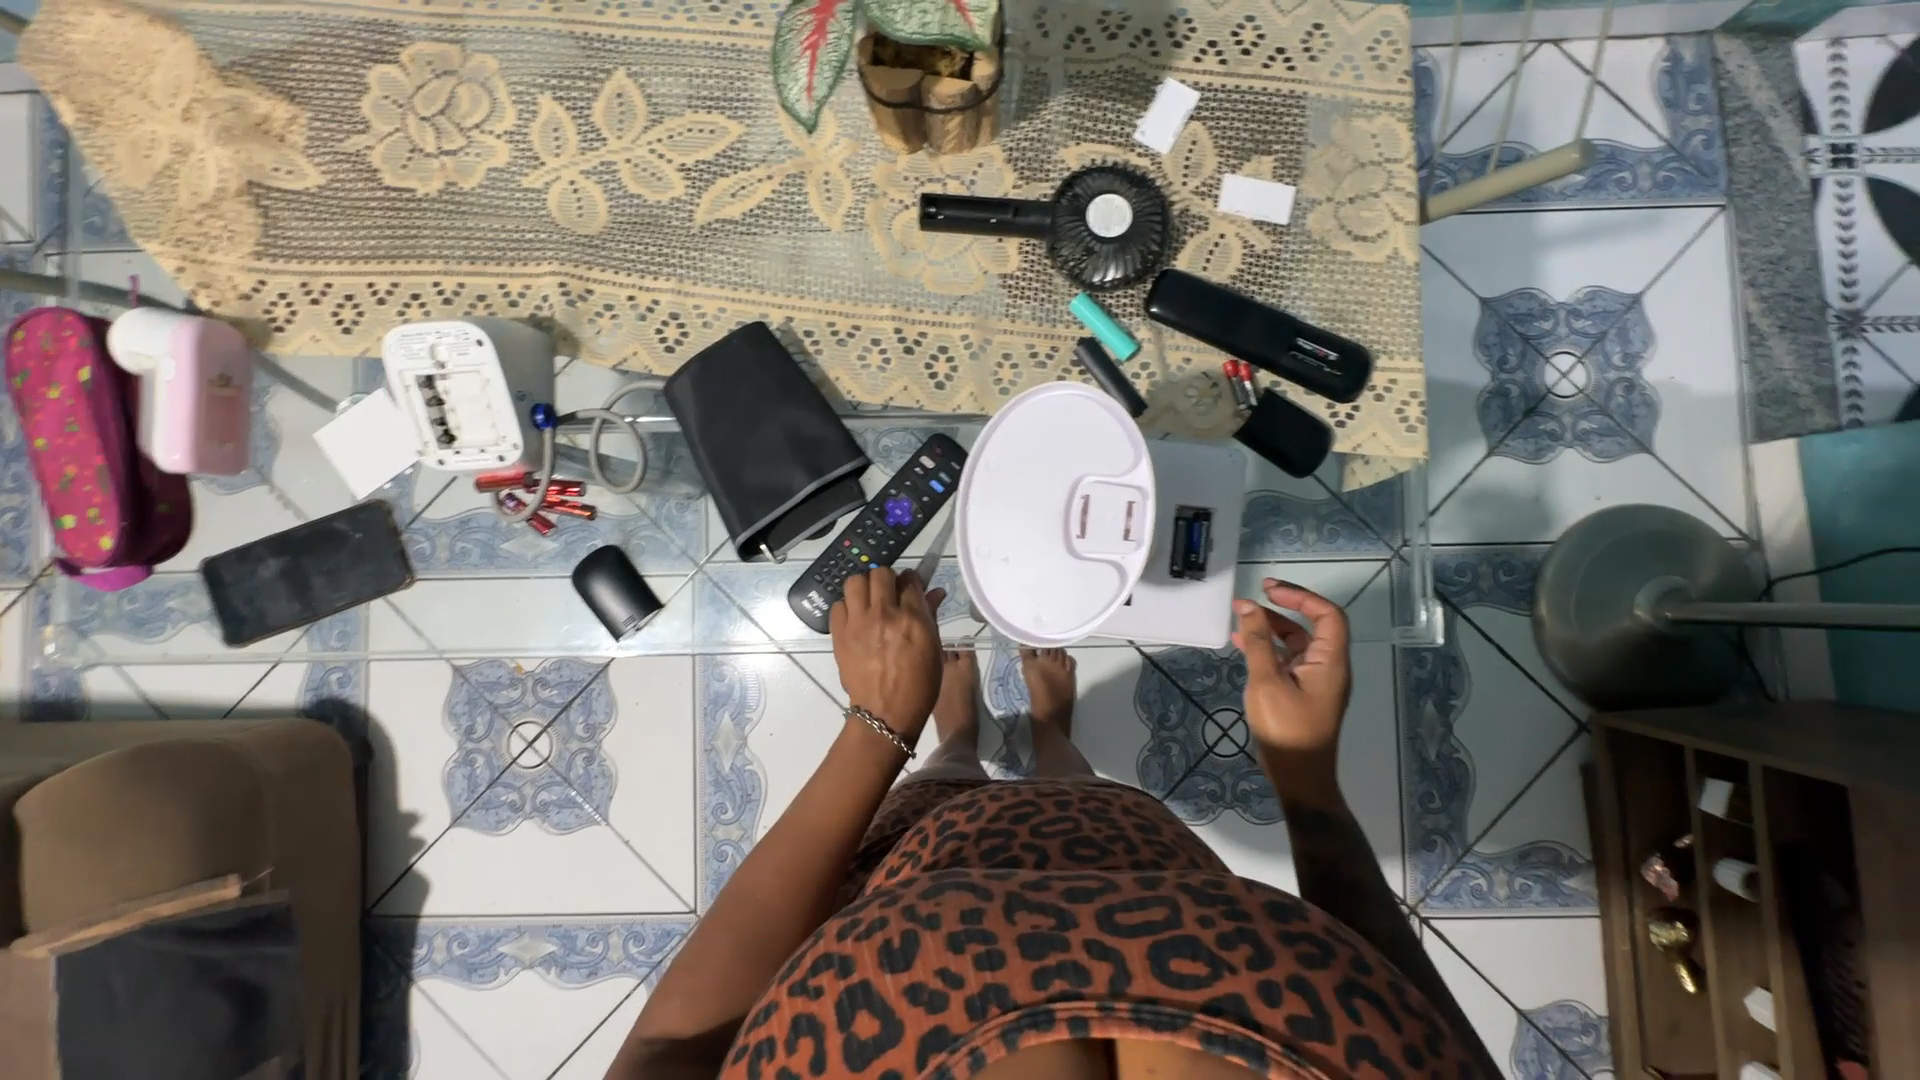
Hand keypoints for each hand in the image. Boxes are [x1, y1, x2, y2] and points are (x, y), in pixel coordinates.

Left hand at [831, 567, 947, 740]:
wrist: (885, 713)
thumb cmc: (919, 684)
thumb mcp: (933, 648)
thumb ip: (931, 615)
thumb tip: (935, 592)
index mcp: (912, 618)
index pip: (910, 579)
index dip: (911, 581)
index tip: (910, 588)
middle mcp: (884, 614)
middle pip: (881, 573)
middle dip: (887, 579)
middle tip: (889, 593)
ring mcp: (858, 623)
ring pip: (855, 581)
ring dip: (864, 587)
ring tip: (868, 601)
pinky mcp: (839, 634)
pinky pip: (838, 605)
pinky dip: (847, 607)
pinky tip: (855, 619)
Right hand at [1233, 579, 1351, 774]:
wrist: (1298, 776)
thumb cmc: (1286, 728)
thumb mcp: (1267, 681)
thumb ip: (1258, 642)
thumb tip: (1248, 607)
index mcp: (1330, 661)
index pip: (1327, 615)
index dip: (1300, 597)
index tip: (1268, 590)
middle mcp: (1327, 667)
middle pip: (1311, 626)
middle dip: (1281, 609)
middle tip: (1252, 598)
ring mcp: (1315, 681)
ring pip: (1295, 643)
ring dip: (1270, 628)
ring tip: (1240, 619)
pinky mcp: (1301, 693)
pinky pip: (1286, 661)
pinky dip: (1266, 649)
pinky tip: (1241, 644)